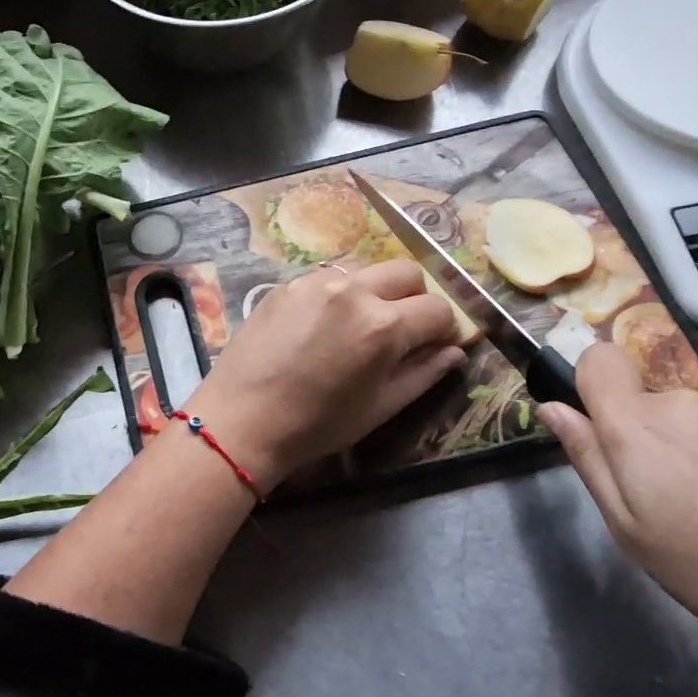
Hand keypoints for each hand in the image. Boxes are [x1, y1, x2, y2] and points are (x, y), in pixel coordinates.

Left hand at [183, 260, 466, 491]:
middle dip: (416, 296)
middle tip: (404, 329)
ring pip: (366, 271)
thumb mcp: (380, 407)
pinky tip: (322, 328)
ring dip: (376, 292)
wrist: (242, 419)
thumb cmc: (316, 425)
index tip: (436, 344)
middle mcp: (353, 291)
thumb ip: (424, 373)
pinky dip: (338, 296)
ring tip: (358, 329)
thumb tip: (455, 351)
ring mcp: (315, 282)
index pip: (438, 308)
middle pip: (407, 272)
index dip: (445, 328)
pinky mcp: (286, 285)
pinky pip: (328, 279)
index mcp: (383, 324)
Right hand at [539, 344, 697, 659]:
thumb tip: (554, 409)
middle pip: (647, 401)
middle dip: (646, 438)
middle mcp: (686, 405)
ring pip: (695, 422)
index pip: (598, 359)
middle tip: (667, 502)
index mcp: (637, 426)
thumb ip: (589, 461)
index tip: (599, 426)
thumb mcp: (632, 531)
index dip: (590, 382)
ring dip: (695, 453)